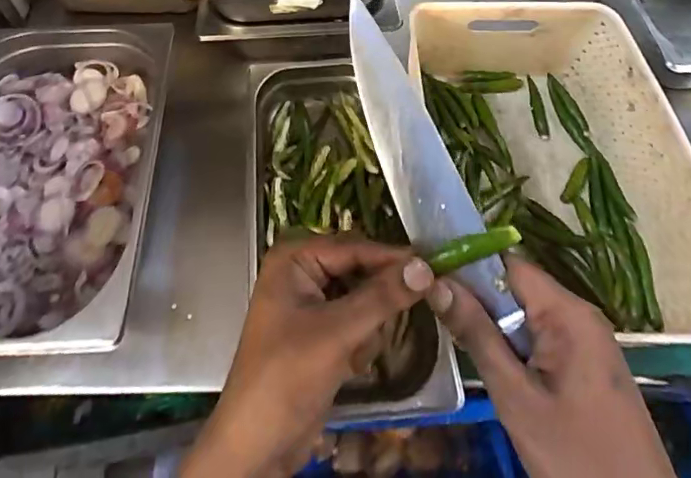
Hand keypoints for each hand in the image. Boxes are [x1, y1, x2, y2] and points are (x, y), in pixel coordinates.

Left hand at [182, 236, 433, 476]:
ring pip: (362, 298)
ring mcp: (309, 302)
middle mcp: (300, 272)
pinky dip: (360, 342)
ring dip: (368, 327)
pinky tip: (352, 365)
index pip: (354, 246)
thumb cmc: (287, 377)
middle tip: (402, 316)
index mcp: (294, 258)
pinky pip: (355, 322)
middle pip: (359, 270)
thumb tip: (424, 267)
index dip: (392, 257)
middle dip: (376, 301)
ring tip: (357, 354)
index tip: (433, 265)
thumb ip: (382, 297)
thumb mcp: (338, 333)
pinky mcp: (318, 332)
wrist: (258, 444)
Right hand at [428, 255, 672, 477]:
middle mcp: (580, 313)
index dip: (468, 265)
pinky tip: (492, 361)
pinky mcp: (587, 363)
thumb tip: (436, 283)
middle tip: (436, 311)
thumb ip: (477, 335)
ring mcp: (588, 338)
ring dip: (493, 322)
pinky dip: (514, 342)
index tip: (429, 274)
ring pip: (527, 312)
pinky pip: (542, 334)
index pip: (508, 264)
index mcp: (568, 312)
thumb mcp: (516, 397)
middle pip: (517, 286)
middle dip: (477, 297)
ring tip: (455, 334)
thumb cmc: (575, 456)